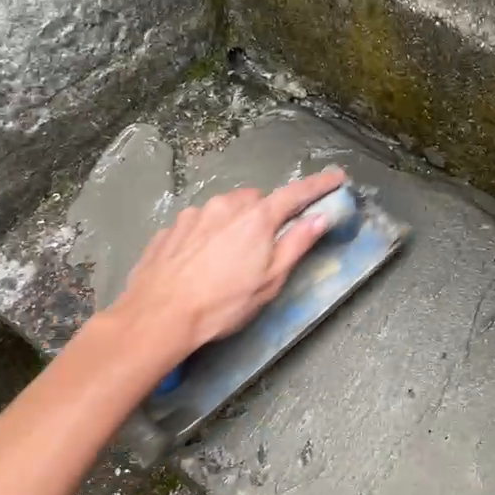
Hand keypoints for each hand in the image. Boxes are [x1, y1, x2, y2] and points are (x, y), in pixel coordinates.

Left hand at [91, 167, 348, 364]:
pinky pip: (198, 225)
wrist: (158, 317)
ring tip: (228, 261)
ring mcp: (193, 215)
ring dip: (233, 225)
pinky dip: (206, 237)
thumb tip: (320, 218)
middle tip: (266, 245)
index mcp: (256, 218)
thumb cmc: (222, 304)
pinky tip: (200, 264)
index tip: (336, 177)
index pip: (296, 194)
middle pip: (256, 200)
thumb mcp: (270, 280)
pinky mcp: (170, 229)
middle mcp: (225, 206)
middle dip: (265, 215)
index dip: (319, 185)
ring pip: (224, 210)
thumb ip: (297, 244)